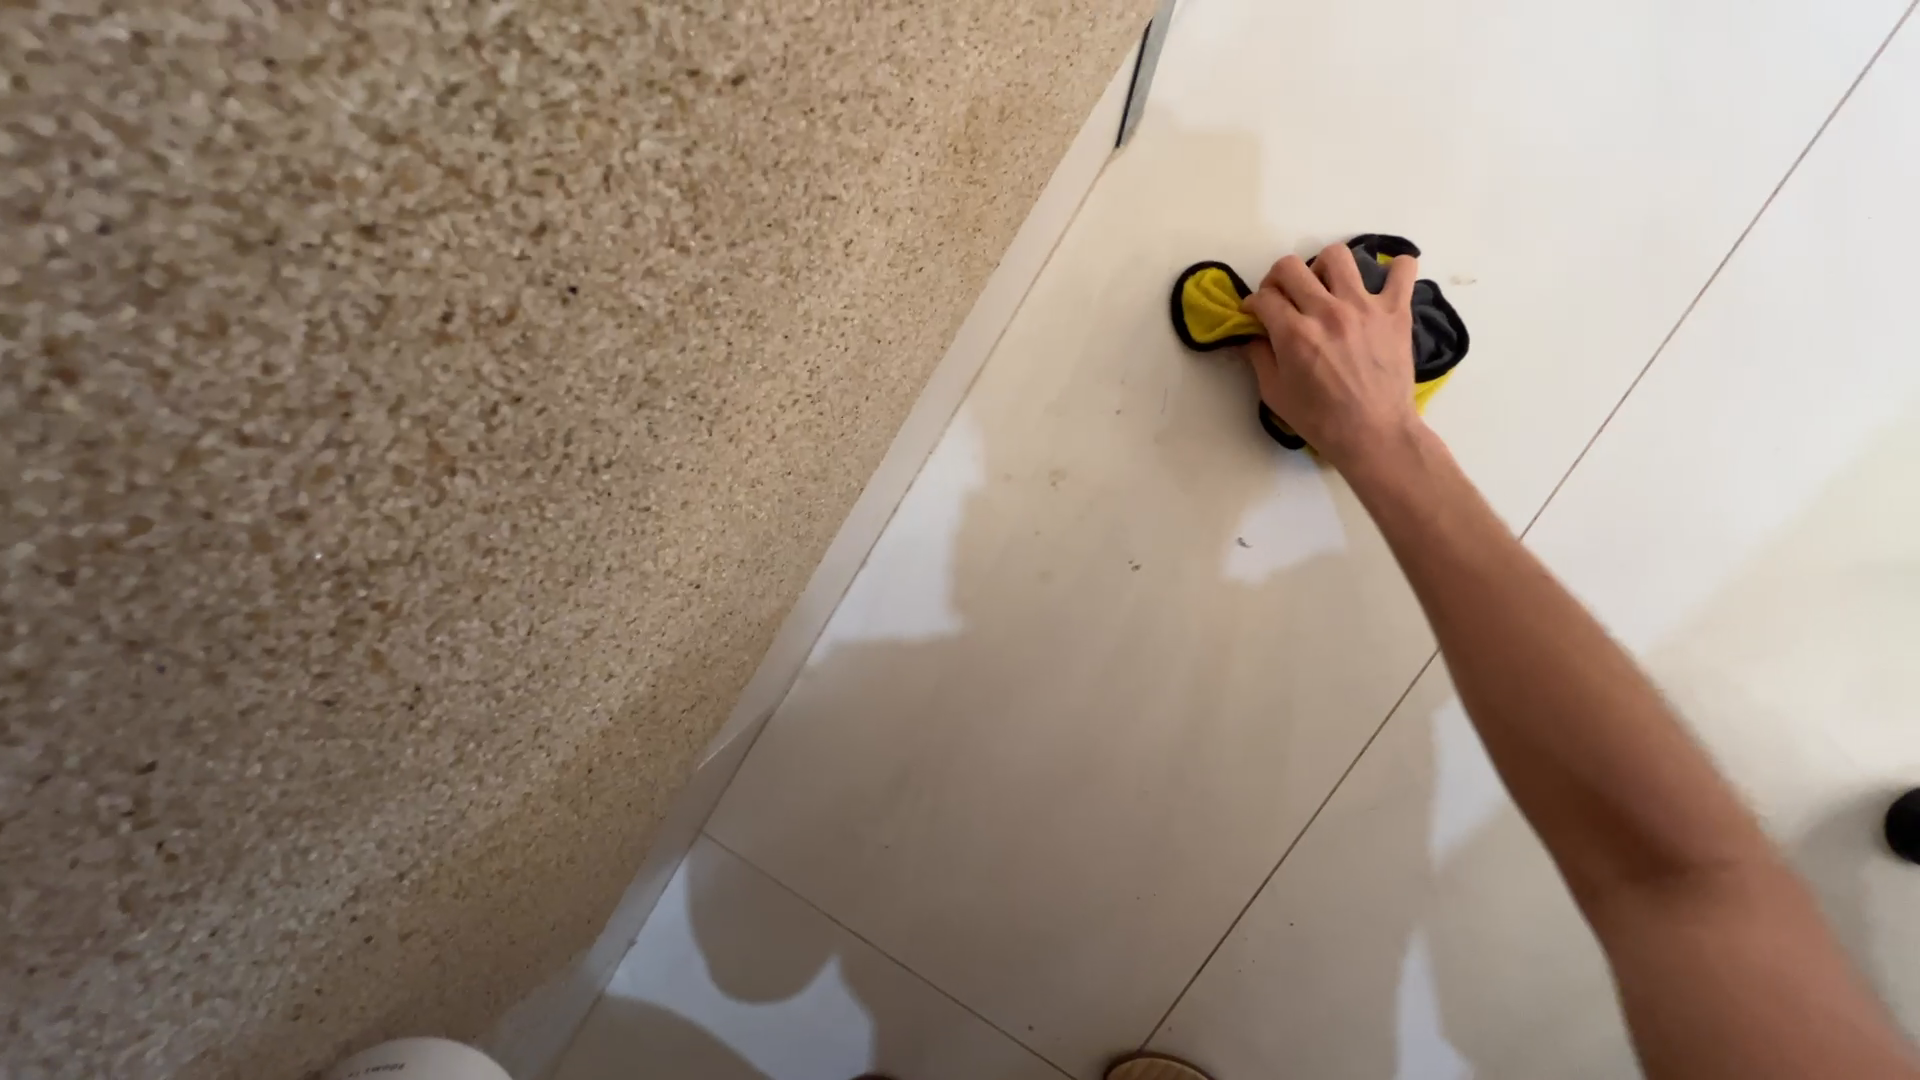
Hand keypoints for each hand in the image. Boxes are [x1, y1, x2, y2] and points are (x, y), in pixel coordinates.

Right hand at [1240, 241, 1425, 471]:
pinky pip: (1403, 268)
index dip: (1252, 304)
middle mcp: (1326, 312)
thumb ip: (1260, 357)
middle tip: (1282, 297)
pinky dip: (1393, 269)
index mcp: (1294, 334)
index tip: (1255, 313)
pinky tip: (1382, 285)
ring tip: (1326, 287)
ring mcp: (1364, 306)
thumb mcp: (1274, 393)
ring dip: (1323, 267)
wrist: (1373, 432)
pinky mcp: (1396, 310)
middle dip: (1277, 279)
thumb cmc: (1319, 419)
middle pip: (1291, 268)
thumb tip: (1254, 335)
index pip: (1263, 298)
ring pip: (1337, 256)